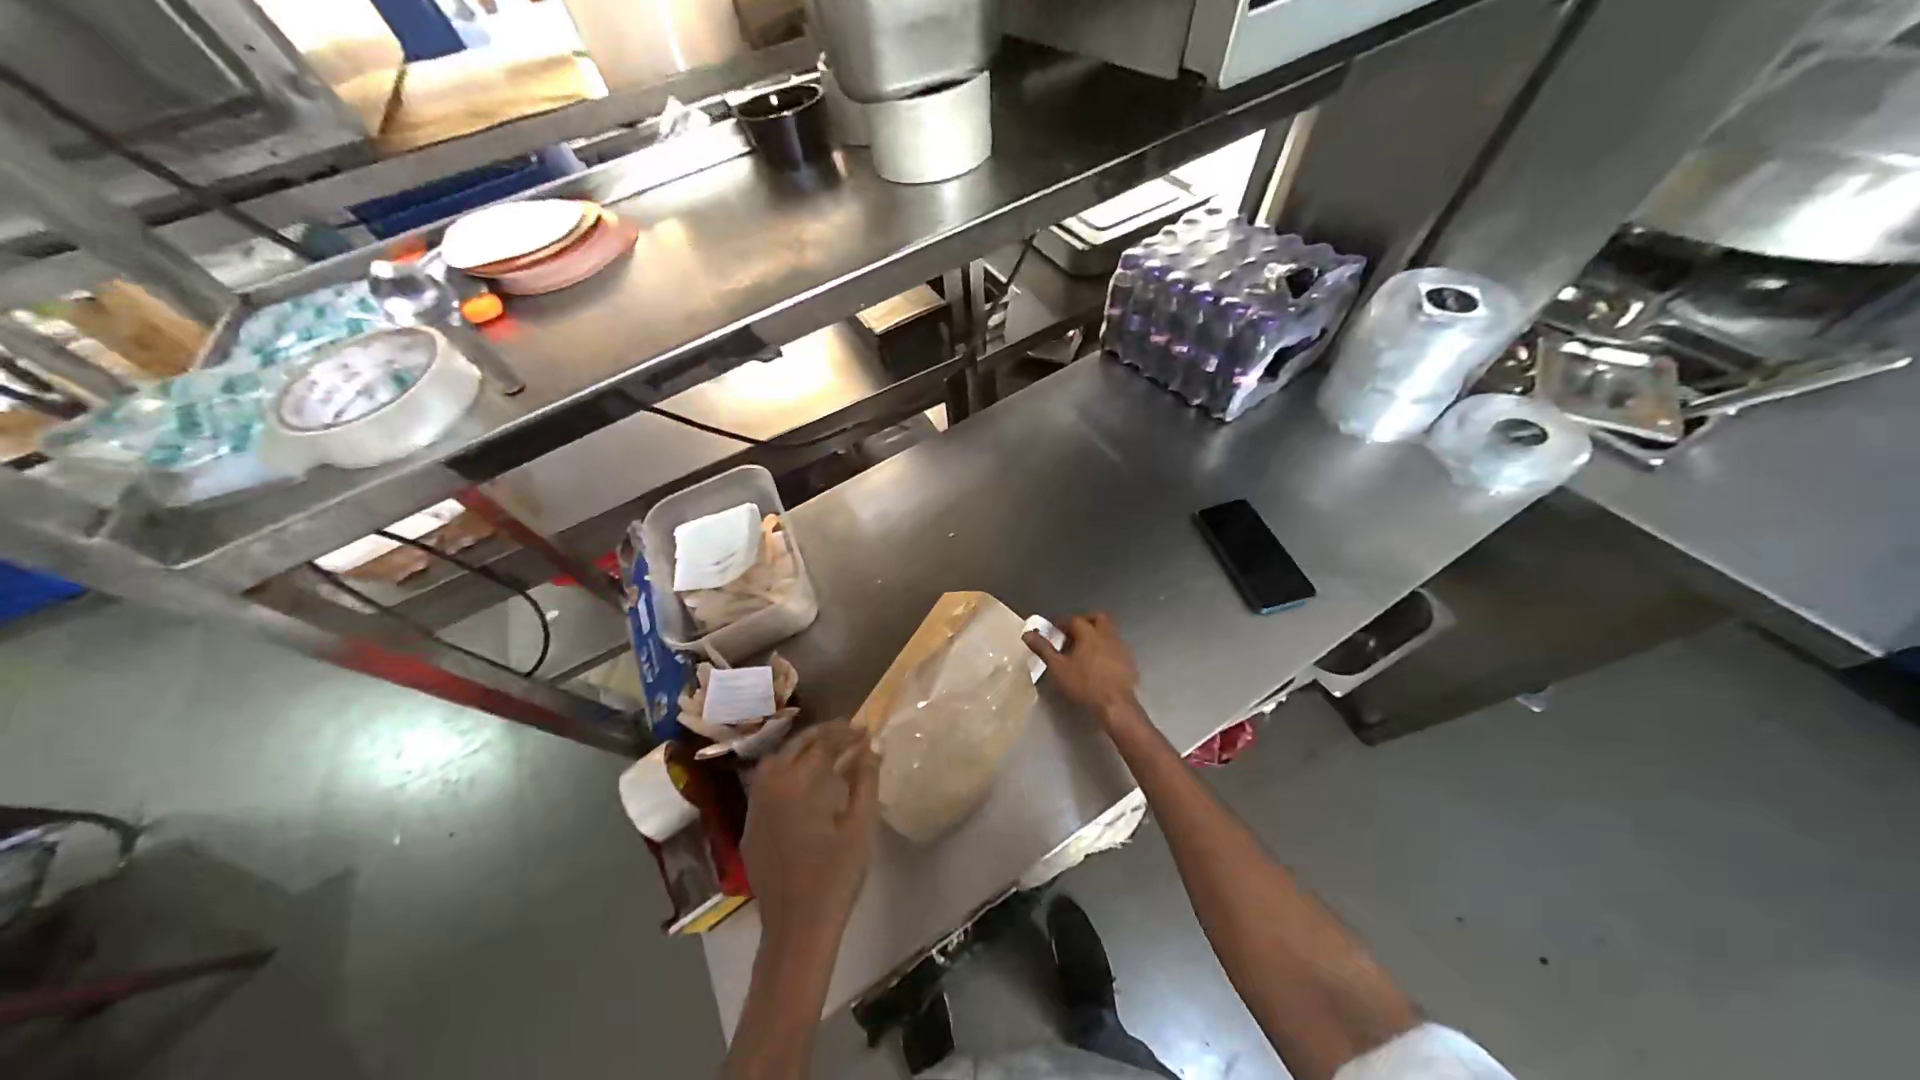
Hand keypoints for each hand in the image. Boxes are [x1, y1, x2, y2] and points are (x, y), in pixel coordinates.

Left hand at [742, 721, 879, 948]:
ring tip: (826, 750)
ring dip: (800, 750)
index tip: (866, 729)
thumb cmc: (835, 877)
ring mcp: (754, 808)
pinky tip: (803, 784)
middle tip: (848, 731)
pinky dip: (785, 772)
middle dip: (822, 734)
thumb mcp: (859, 826)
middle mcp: (768, 787)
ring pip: (774, 763)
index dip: (846, 734)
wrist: (797, 929)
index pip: (823, 745)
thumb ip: (864, 781)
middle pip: (794, 747)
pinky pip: (765, 786)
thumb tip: (869, 749)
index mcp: (795, 784)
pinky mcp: (750, 828)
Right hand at [1024, 612, 1141, 720]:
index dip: (1062, 622)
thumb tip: (1028, 634)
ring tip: (1085, 648)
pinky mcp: (1130, 662)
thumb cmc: (1084, 685)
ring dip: (1097, 634)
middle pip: (1097, 618)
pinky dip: (1107, 648)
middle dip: (1085, 621)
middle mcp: (1107, 635)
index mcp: (1089, 633)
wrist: (1116, 705)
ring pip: (1109, 632)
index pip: (1074, 619)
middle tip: (1073, 632)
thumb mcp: (1057, 668)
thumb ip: (1043, 649)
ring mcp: (1121, 648)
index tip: (1054, 629)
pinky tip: (1101, 662)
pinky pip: (1117, 647)